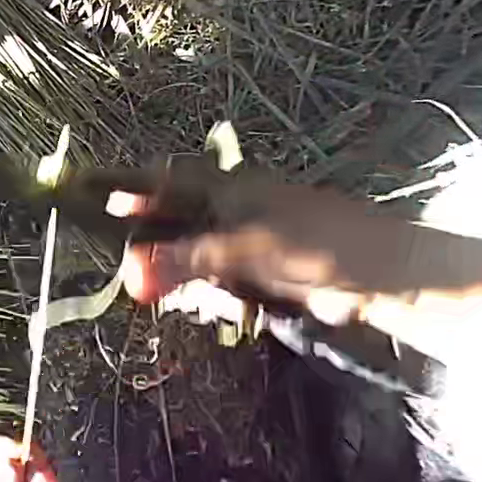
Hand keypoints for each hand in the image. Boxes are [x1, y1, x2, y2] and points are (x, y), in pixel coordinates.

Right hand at [106, 175, 481, 327]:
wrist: (389, 277)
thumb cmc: (317, 244)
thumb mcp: (243, 249)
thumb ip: (185, 261)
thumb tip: (128, 277)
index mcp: (227, 188)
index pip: (164, 180)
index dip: (129, 186)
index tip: (91, 194)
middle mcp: (232, 208)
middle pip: (174, 218)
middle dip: (147, 239)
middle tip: (119, 263)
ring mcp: (247, 240)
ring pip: (194, 252)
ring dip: (175, 270)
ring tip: (150, 288)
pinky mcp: (262, 270)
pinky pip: (219, 277)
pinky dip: (206, 289)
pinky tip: (201, 301)